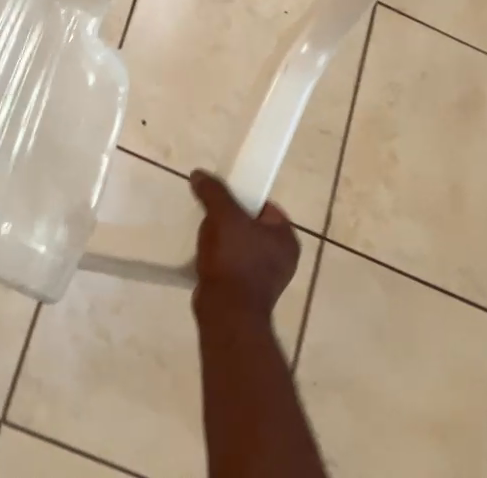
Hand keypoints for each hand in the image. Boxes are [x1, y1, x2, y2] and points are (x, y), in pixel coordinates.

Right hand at [189, 170, 299, 321]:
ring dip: (222, 240)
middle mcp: (283, 257)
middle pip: (251, 225)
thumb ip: (213, 191)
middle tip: (209, 218)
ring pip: (241, 245)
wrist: (227, 310)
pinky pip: (234, 264)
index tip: (220, 199)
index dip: (243, 198)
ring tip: (204, 238)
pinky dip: (219, 259)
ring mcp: (268, 276)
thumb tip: (200, 175)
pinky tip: (204, 258)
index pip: (265, 206)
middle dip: (228, 220)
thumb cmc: (234, 260)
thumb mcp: (223, 216)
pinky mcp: (250, 291)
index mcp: (286, 238)